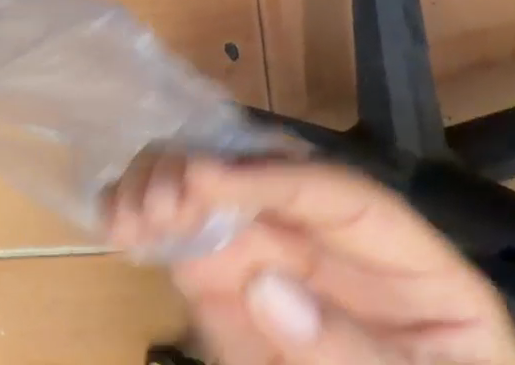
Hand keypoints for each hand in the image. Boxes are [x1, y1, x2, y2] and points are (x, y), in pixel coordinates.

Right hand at [106, 156, 514, 364]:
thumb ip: (352, 350)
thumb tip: (262, 286)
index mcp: (403, 266)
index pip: (336, 193)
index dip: (267, 176)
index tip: (200, 178)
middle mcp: (324, 242)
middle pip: (252, 169)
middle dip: (191, 168)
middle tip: (157, 203)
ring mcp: (262, 254)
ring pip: (195, 182)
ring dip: (151, 185)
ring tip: (127, 221)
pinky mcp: (212, 274)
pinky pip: (164, 225)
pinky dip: (128, 211)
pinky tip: (112, 224)